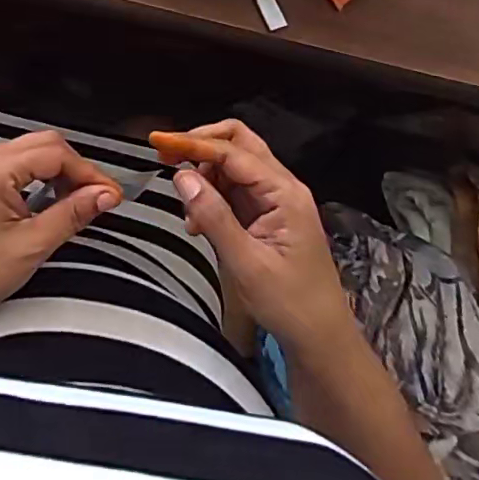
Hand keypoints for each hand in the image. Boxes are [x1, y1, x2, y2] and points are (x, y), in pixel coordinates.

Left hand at [0, 131, 122, 322]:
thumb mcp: (33, 244)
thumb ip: (72, 213)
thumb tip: (106, 195)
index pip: (55, 154)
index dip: (89, 173)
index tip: (113, 196)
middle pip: (47, 144)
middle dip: (78, 168)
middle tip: (101, 198)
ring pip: (36, 150)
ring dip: (63, 171)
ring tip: (82, 201)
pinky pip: (23, 163)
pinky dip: (46, 175)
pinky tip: (58, 199)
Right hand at [150, 121, 354, 357]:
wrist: (320, 338)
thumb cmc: (290, 304)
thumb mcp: (246, 263)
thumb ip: (213, 216)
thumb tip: (182, 177)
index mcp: (284, 194)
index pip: (232, 152)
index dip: (193, 143)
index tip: (158, 141)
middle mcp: (281, 187)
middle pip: (237, 142)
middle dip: (200, 143)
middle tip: (166, 155)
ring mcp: (274, 199)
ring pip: (232, 163)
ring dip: (203, 173)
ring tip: (187, 209)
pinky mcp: (265, 213)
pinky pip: (231, 187)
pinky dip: (209, 193)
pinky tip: (198, 222)